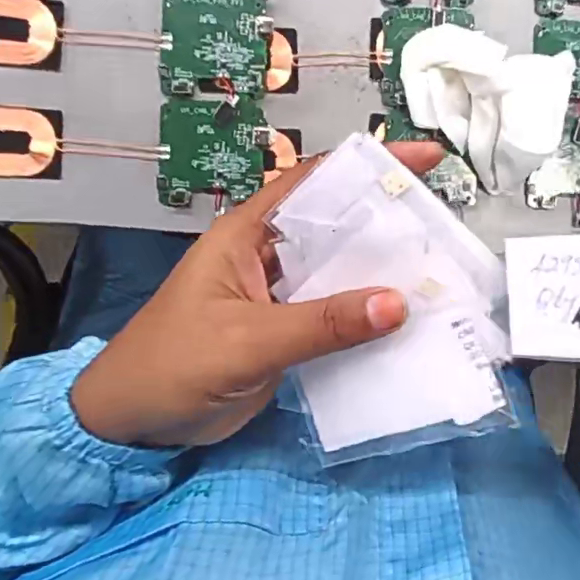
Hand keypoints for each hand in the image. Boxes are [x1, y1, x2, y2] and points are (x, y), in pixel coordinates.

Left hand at [71, 140, 449, 447]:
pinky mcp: (286, 333)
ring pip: (340, 272)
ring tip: (442, 273)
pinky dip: (366, 317)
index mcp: (248, 233)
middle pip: (336, 225)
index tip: (424, 157)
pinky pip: (335, 315)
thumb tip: (398, 303)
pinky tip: (406, 325)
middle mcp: (268, 255)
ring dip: (382, 273)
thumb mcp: (246, 340)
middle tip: (447, 225)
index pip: (314, 182)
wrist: (133, 422)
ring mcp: (279, 295)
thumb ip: (319, 324)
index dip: (367, 163)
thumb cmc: (173, 364)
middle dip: (388, 221)